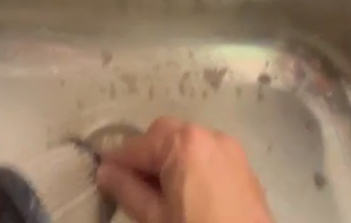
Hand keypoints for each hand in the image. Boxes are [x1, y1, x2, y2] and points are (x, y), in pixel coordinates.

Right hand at [95, 118, 273, 222]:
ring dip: (170, 162)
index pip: (138, 146)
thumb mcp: (157, 220)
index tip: (103, 173)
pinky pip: (209, 158)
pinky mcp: (247, 171)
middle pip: (164, 136)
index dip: (118, 161)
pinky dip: (193, 169)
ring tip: (161, 194)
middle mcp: (209, 135)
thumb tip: (106, 171)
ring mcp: (231, 152)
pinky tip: (189, 197)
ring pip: (187, 145)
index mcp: (183, 143)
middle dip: (147, 157)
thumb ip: (128, 191)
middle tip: (133, 186)